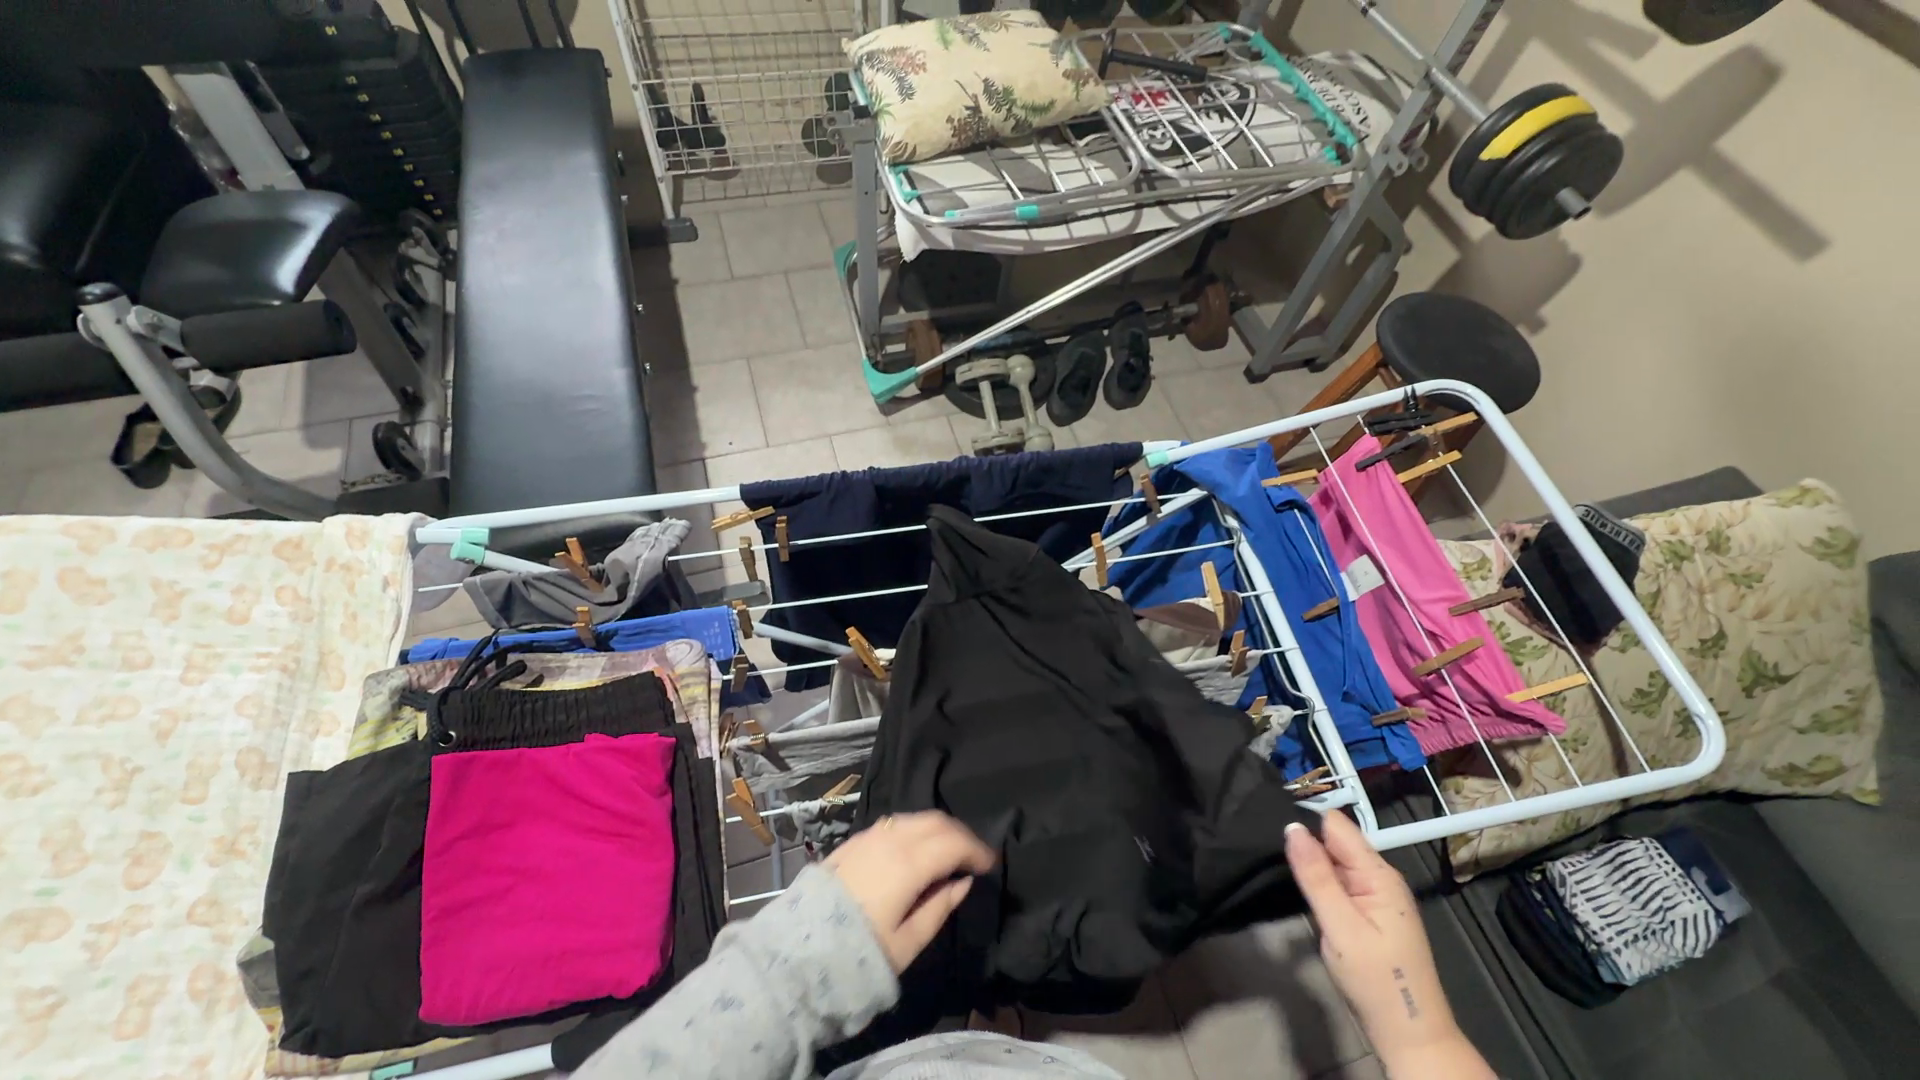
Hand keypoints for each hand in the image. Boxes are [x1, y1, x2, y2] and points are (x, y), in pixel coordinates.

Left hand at [826, 811, 996, 972]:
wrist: (798, 952)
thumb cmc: (859, 952)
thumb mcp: (907, 942)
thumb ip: (939, 907)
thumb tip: (962, 882)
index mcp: (907, 864)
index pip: (953, 842)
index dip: (977, 850)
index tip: (990, 865)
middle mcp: (889, 840)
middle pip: (935, 821)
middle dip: (960, 834)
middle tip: (973, 856)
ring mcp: (868, 837)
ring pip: (913, 818)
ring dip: (936, 829)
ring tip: (947, 853)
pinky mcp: (852, 842)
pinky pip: (893, 824)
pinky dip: (914, 830)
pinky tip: (915, 850)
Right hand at [1285, 814, 1491, 1078]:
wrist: (1409, 1034)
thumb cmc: (1375, 980)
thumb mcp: (1341, 927)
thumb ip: (1316, 876)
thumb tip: (1291, 827)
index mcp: (1378, 874)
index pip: (1336, 825)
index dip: (1303, 820)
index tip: (1265, 821)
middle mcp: (1379, 877)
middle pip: (1334, 841)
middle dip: (1302, 839)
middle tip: (1259, 842)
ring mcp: (1374, 896)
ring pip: (1333, 861)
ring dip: (1307, 859)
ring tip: (1267, 857)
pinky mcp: (1366, 913)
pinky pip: (1337, 882)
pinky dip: (1317, 879)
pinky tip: (1294, 883)